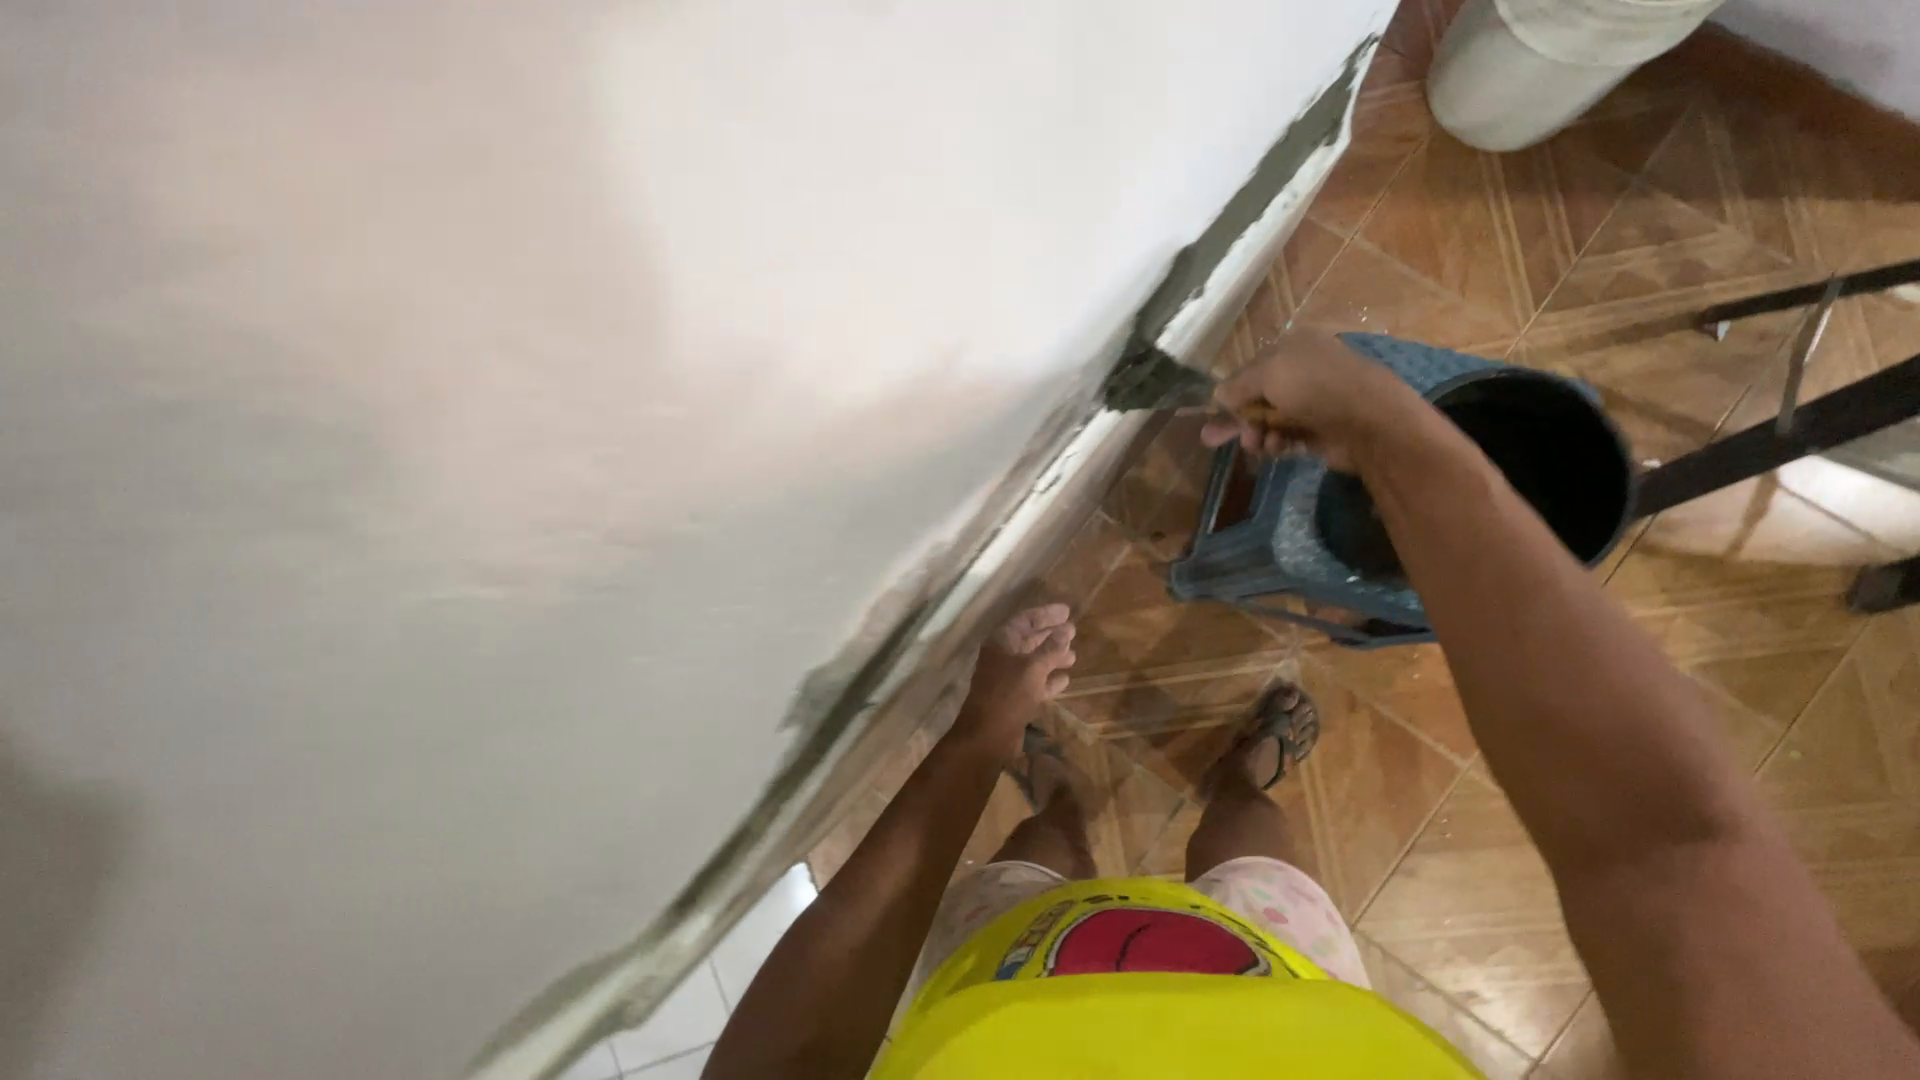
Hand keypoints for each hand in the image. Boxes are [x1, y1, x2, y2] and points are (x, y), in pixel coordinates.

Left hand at [954, 604, 1076, 756]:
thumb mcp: (1032, 668)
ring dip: (1053, 658)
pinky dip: (1049, 680)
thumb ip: (1050, 648)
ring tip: (1074, 656)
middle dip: (1051, 636)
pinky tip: (1065, 679)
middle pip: (1029, 640)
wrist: (988, 735)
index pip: (1025, 620)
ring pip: (1033, 662)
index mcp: (1001, 642)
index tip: (1067, 611)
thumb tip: (1066, 631)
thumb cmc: (1008, 694)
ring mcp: (1007, 678)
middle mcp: (1002, 656)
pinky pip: (1034, 683)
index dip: (1046, 614)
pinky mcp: (1014, 698)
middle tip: (1074, 631)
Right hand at [1199, 331, 1424, 470]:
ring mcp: (1314, 401)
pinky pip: (1288, 436)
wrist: (1370, 421)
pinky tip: (1276, 449)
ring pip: (1270, 419)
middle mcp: (1304, 371)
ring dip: (1257, 433)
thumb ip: (1236, 385)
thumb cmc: (1316, 387)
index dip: (1230, 393)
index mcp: (1294, 347)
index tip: (1214, 414)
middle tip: (1213, 441)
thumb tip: (1217, 396)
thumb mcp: (1268, 374)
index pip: (1250, 369)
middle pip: (1257, 397)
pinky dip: (1277, 443)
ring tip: (1257, 446)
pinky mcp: (1321, 429)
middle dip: (1238, 419)